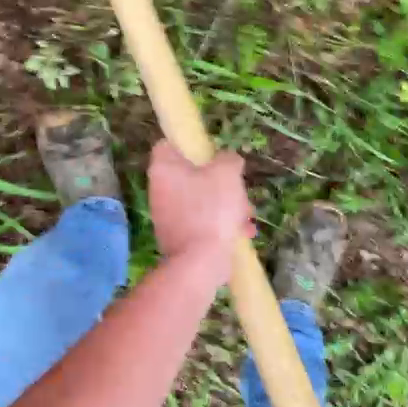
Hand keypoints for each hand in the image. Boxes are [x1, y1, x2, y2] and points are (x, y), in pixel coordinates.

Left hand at [147, 141, 254, 281]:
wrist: (200, 262)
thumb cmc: (210, 209)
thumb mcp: (227, 174)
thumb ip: (229, 159)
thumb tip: (228, 160)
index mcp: (163, 168)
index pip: (168, 144)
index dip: (190, 144)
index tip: (211, 153)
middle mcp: (159, 190)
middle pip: (191, 174)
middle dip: (220, 181)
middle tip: (239, 189)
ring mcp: (167, 215)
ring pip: (200, 199)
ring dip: (226, 204)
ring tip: (247, 215)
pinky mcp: (178, 237)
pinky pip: (201, 221)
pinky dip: (220, 224)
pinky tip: (243, 232)